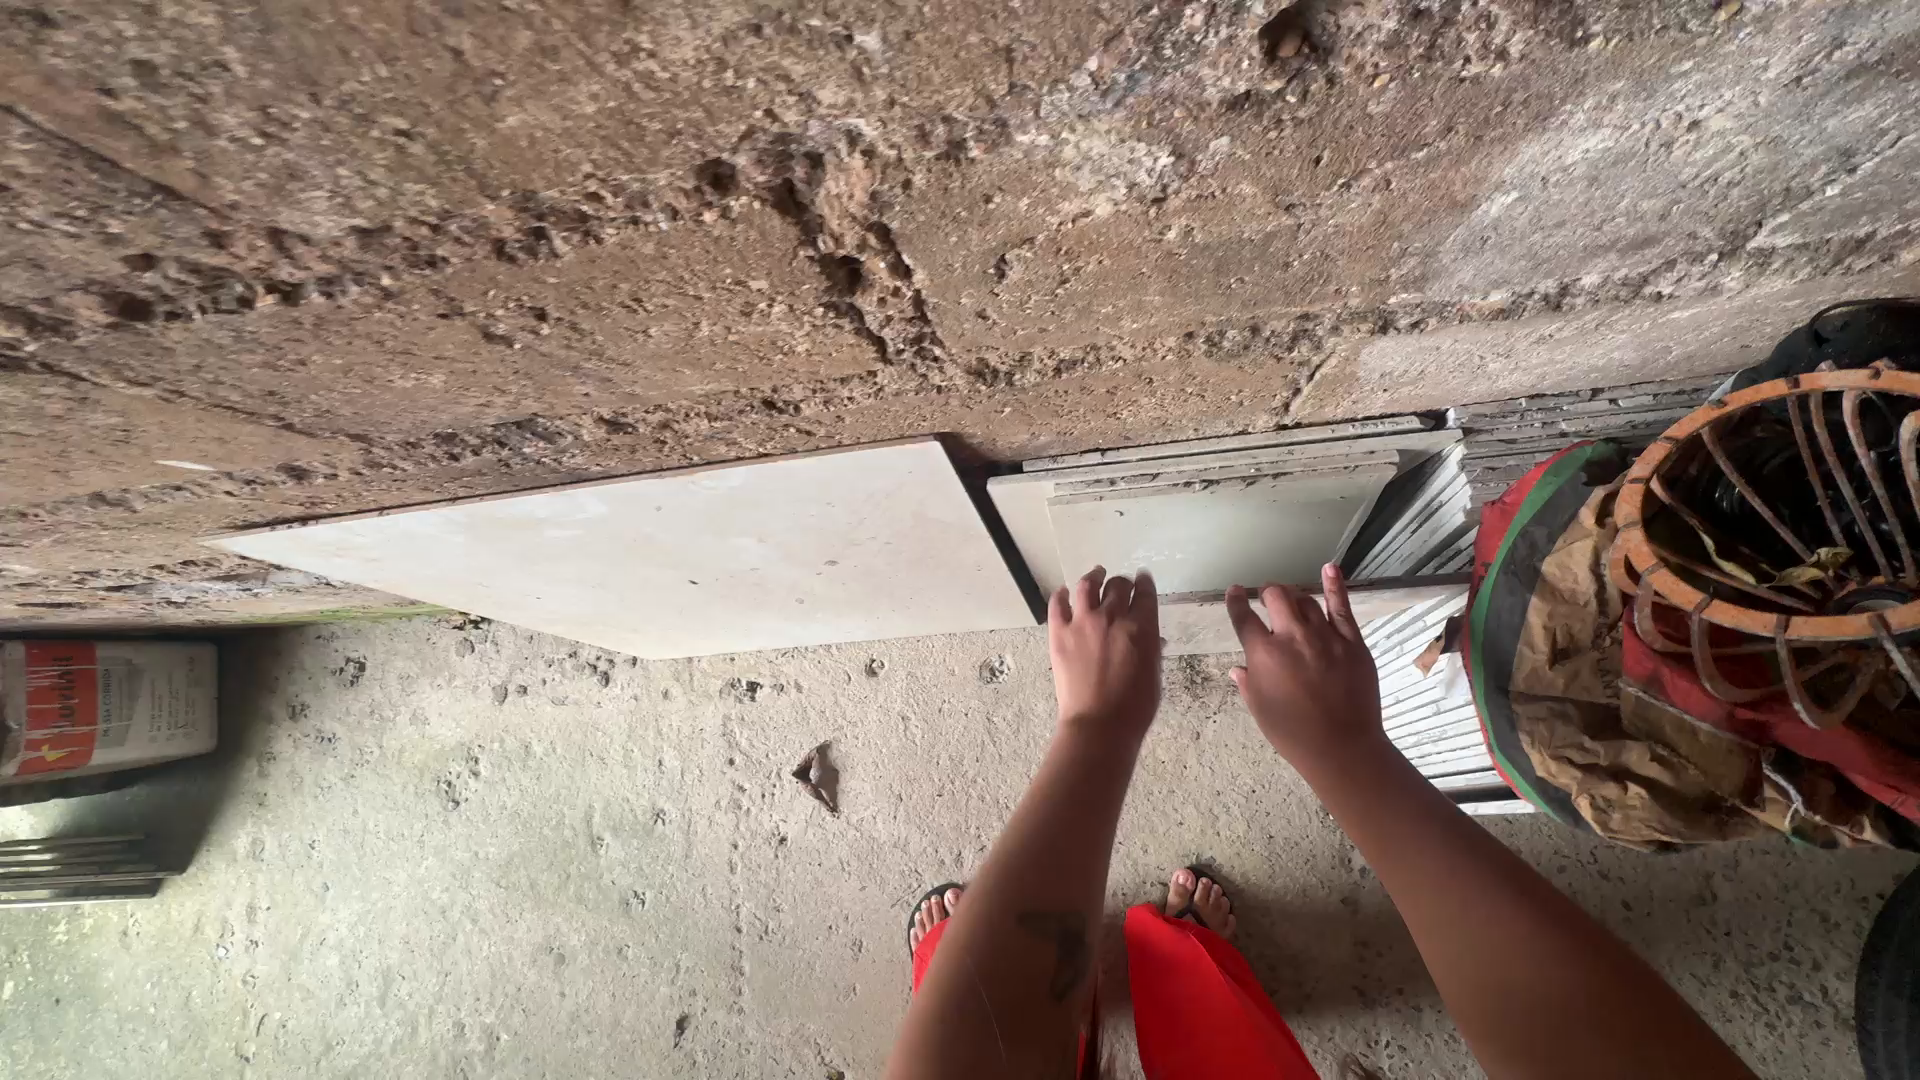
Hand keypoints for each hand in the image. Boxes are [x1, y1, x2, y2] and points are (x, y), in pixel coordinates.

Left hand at [1048, 566, 1161, 740]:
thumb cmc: (1134, 707)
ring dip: (1094, 577)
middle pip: (1118, 585)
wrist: (1099, 723)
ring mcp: (1083, 622)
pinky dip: (1063, 594)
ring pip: (1088, 585)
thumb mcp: (1153, 675)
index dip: (1144, 582)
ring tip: (1096, 574)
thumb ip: (1151, 650)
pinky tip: (1065, 593)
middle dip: (1122, 582)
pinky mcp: (1059, 632)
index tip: (1143, 578)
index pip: (1145, 593)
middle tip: (1121, 584)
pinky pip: (1058, 603)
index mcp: (1142, 627)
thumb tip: (1151, 638)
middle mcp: (1113, 617)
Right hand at [1226, 563, 1384, 767]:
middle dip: (1267, 592)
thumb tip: (1240, 668)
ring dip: (1294, 595)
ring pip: (1305, 600)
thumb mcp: (1259, 708)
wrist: (1342, 747)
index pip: (1243, 617)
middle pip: (1276, 597)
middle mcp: (1292, 637)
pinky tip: (1330, 569)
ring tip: (1290, 597)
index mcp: (1263, 653)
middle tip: (1265, 596)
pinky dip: (1335, 585)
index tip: (1234, 593)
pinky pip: (1342, 608)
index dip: (1235, 601)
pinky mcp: (1352, 642)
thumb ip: (1248, 682)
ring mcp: (1325, 637)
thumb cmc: (1292, 732)